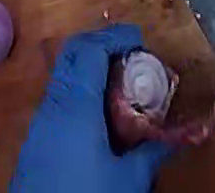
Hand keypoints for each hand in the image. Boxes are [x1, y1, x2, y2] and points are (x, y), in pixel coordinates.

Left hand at [9, 25, 176, 192]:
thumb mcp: (127, 182)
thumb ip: (151, 154)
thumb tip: (177, 138)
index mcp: (77, 103)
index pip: (92, 47)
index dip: (116, 36)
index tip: (140, 40)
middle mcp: (55, 100)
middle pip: (74, 50)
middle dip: (102, 41)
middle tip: (131, 52)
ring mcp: (42, 116)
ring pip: (65, 69)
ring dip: (90, 62)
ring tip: (120, 78)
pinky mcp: (37, 134)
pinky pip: (60, 91)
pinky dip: (80, 83)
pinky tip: (100, 106)